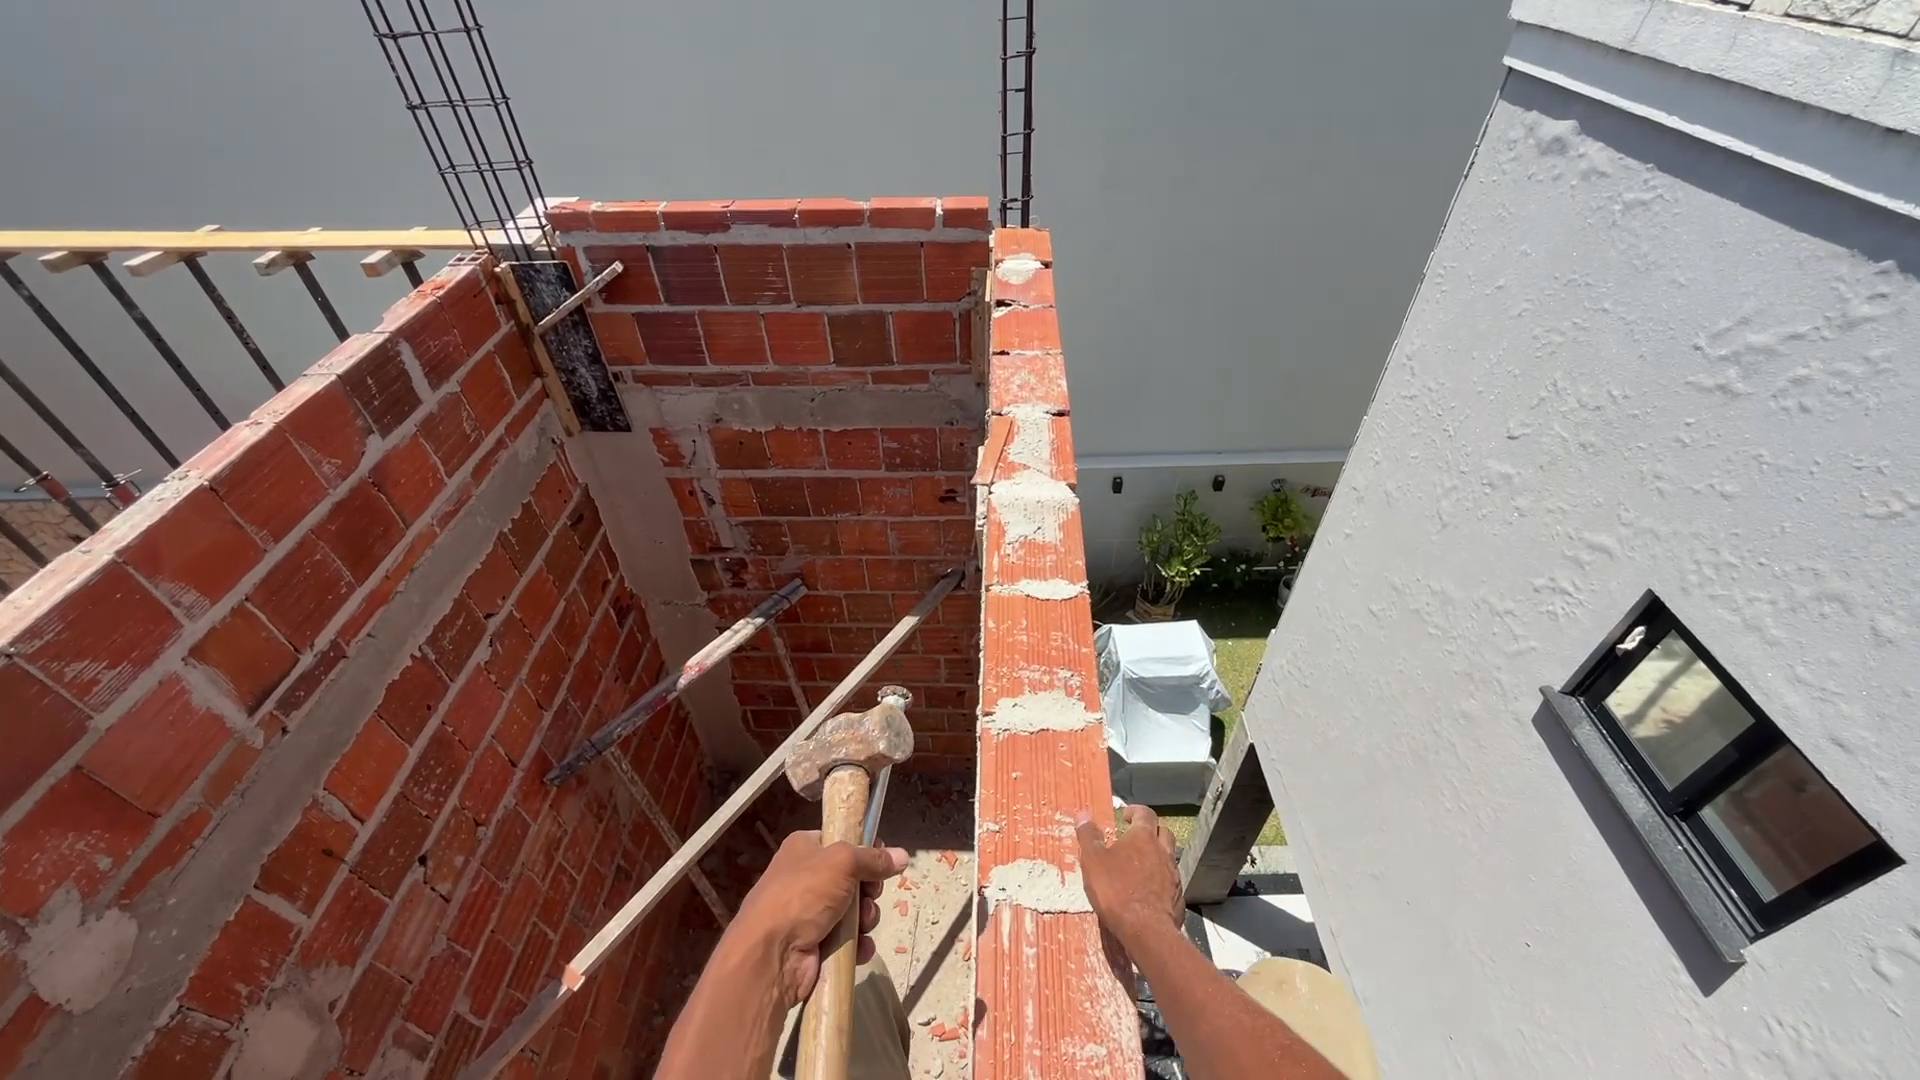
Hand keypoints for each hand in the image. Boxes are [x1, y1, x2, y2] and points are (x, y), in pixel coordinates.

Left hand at [733, 831, 908, 1007]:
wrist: (770, 955)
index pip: (842, 841)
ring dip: (866, 919)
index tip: (882, 861)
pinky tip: (860, 948)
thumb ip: (873, 858)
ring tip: (863, 926)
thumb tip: (902, 855)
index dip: (865, 851)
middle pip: (853, 878)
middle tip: (870, 896)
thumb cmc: (803, 894)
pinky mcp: (815, 944)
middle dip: (868, 890)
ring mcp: (809, 913)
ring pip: (854, 910)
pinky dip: (857, 943)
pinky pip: (848, 939)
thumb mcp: (842, 863)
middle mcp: (805, 878)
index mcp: (805, 849)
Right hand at [1075, 805, 1184, 944]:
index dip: (1136, 811)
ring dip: (1157, 855)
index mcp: (1143, 837)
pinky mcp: (1177, 897)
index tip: (1125, 815)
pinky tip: (1149, 890)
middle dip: (1151, 830)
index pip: (1146, 813)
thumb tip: (1083, 814)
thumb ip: (1089, 837)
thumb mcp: (1093, 861)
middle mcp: (1163, 852)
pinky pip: (1170, 881)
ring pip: (1169, 856)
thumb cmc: (1116, 890)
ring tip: (1141, 864)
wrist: (1146, 930)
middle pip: (1163, 832)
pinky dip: (1160, 879)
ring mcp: (1173, 875)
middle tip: (1135, 837)